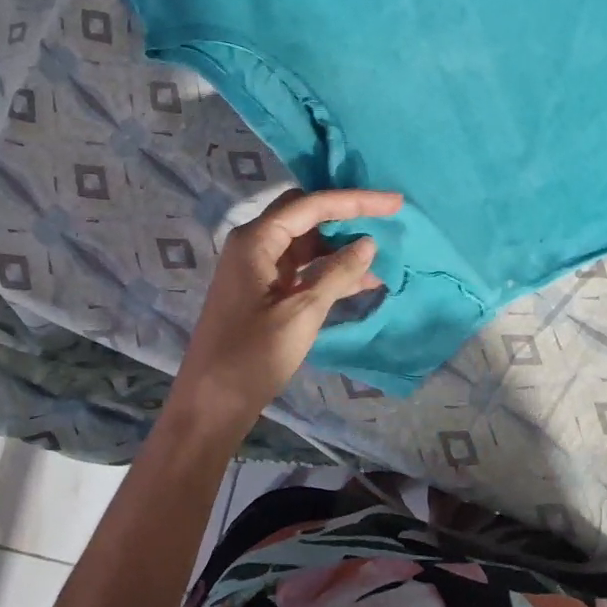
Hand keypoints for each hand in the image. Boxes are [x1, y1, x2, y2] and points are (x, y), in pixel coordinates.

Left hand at [167, 188, 403, 439]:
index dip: (356, 200)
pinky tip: (363, 281)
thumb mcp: (303, 312)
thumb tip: (368, 242)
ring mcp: (257, 268)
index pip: (312, 204)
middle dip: (345, 214)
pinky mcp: (262, 291)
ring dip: (340, 246)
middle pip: (305, 214)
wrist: (211, 406)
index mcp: (256, 240)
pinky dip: (329, 271)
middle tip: (385, 217)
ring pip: (306, 241)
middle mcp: (254, 244)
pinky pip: (302, 268)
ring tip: (381, 255)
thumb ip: (338, 272)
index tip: (395, 202)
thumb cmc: (253, 356)